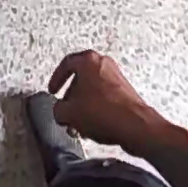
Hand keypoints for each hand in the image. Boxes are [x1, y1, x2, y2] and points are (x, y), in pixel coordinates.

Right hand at [49, 50, 174, 151]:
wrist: (134, 124)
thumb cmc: (104, 111)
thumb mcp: (70, 113)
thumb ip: (58, 109)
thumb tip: (59, 111)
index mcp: (88, 60)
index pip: (66, 63)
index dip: (56, 78)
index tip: (53, 90)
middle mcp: (103, 63)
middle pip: (80, 76)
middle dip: (71, 97)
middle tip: (66, 110)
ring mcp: (115, 75)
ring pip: (92, 88)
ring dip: (83, 105)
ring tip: (79, 124)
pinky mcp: (124, 90)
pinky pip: (104, 96)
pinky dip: (96, 108)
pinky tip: (93, 126)